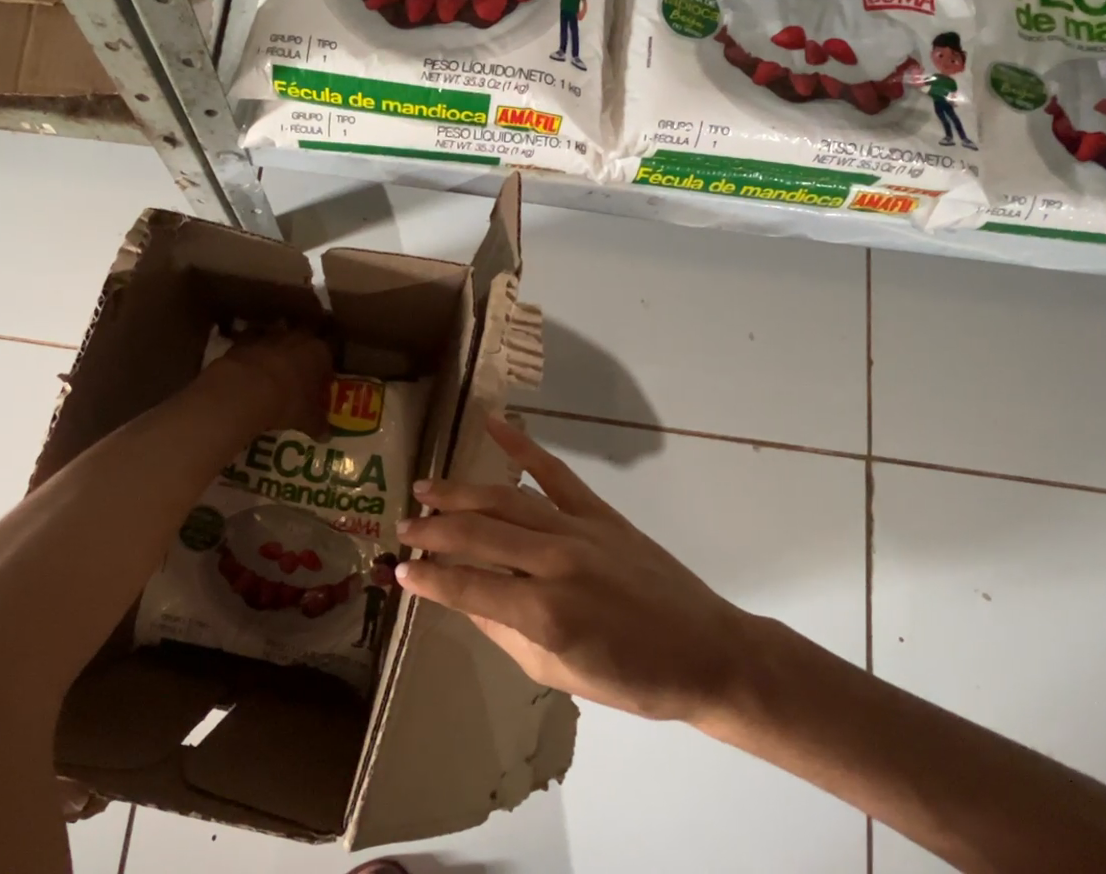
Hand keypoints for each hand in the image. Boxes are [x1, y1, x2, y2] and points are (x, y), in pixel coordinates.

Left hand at [208, 327, 332, 436]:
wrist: (245, 389)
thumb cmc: (286, 402)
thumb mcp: (307, 419)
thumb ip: (318, 425)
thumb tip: (326, 436)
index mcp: (319, 352)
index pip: (329, 356)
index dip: (325, 372)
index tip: (320, 385)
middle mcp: (296, 337)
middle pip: (303, 343)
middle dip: (301, 357)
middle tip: (297, 377)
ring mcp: (268, 336)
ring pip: (277, 340)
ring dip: (276, 352)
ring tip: (272, 372)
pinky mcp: (243, 340)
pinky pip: (251, 344)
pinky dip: (251, 354)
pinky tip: (249, 371)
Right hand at [396, 417, 756, 726]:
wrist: (707, 653)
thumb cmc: (631, 680)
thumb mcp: (554, 673)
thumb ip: (501, 630)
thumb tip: (459, 597)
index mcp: (542, 613)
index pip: (464, 585)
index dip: (426, 577)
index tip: (398, 570)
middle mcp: (554, 562)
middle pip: (478, 534)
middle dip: (433, 530)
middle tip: (403, 527)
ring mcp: (579, 530)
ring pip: (505, 499)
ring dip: (460, 492)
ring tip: (425, 488)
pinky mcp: (601, 513)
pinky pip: (555, 473)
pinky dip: (522, 445)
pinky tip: (492, 424)